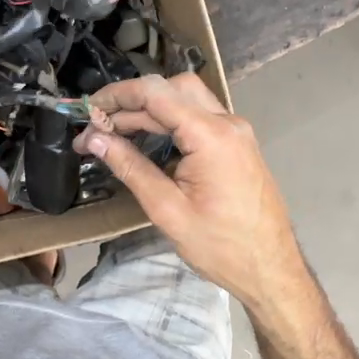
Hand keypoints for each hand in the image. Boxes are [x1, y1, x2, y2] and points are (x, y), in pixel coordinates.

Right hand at [75, 74, 301, 307]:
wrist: (271, 269)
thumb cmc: (220, 246)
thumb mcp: (166, 209)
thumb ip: (130, 167)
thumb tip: (95, 139)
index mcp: (211, 136)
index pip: (156, 93)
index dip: (117, 96)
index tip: (86, 111)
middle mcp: (227, 124)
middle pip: (171, 88)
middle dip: (130, 101)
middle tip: (97, 126)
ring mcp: (235, 132)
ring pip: (185, 100)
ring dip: (148, 110)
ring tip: (114, 134)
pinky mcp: (236, 144)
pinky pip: (198, 118)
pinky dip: (168, 121)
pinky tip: (145, 142)